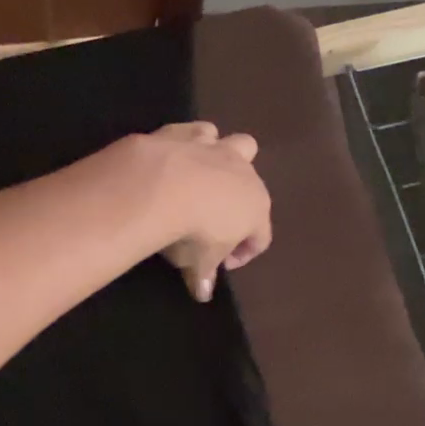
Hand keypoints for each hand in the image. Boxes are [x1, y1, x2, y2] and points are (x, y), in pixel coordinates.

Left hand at [142, 121, 271, 301]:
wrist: (164, 186)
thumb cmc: (193, 232)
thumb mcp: (198, 262)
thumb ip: (203, 276)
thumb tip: (202, 293)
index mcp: (256, 209)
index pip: (260, 237)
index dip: (244, 253)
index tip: (222, 265)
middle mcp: (245, 174)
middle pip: (255, 185)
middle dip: (240, 201)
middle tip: (215, 221)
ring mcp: (218, 149)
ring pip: (238, 145)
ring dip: (225, 161)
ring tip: (203, 180)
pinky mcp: (187, 132)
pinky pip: (199, 132)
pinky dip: (192, 143)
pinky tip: (177, 157)